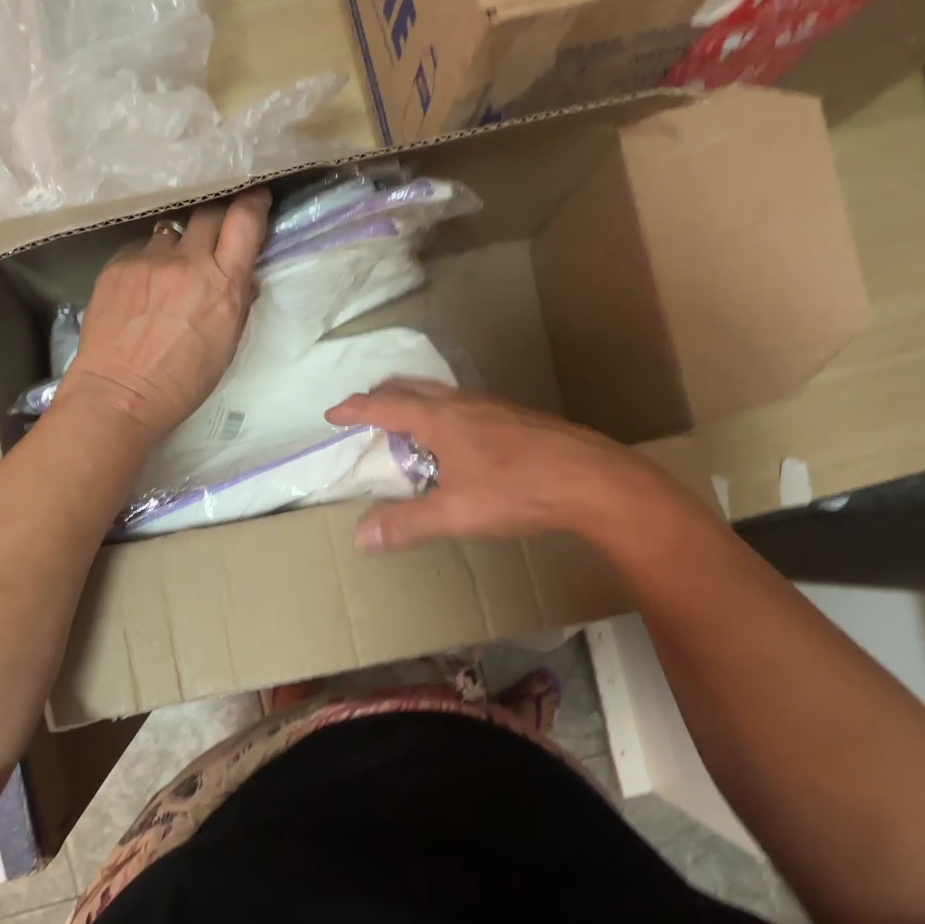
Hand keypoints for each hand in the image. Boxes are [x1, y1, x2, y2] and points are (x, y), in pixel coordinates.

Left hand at [54, 189, 272, 440]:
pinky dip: (148, 263)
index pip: (245, 221)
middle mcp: (187, 262)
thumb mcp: (225, 347)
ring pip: (171, 233)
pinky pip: (140, 250)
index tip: (256, 198)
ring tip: (171, 275)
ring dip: (177, 246)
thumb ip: (237, 304)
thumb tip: (242, 278)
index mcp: (223, 286)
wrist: (118, 394)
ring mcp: (148, 260)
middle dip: (217, 219)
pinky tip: (143, 289)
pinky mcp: (117, 265)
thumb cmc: (180, 384)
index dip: (254, 203)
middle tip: (217, 235)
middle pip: (209, 213)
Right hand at [325, 379, 693, 552]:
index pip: (385, 406)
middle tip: (365, 407)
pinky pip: (466, 405)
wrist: (592, 480)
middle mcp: (464, 404)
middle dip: (383, 394)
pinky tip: (458, 439)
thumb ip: (406, 523)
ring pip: (442, 393)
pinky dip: (444, 412)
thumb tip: (361, 536)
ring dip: (415, 401)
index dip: (355, 409)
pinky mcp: (518, 418)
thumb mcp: (454, 513)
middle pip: (413, 386)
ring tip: (407, 421)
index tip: (332, 413)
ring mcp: (494, 407)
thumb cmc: (517, 491)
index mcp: (440, 420)